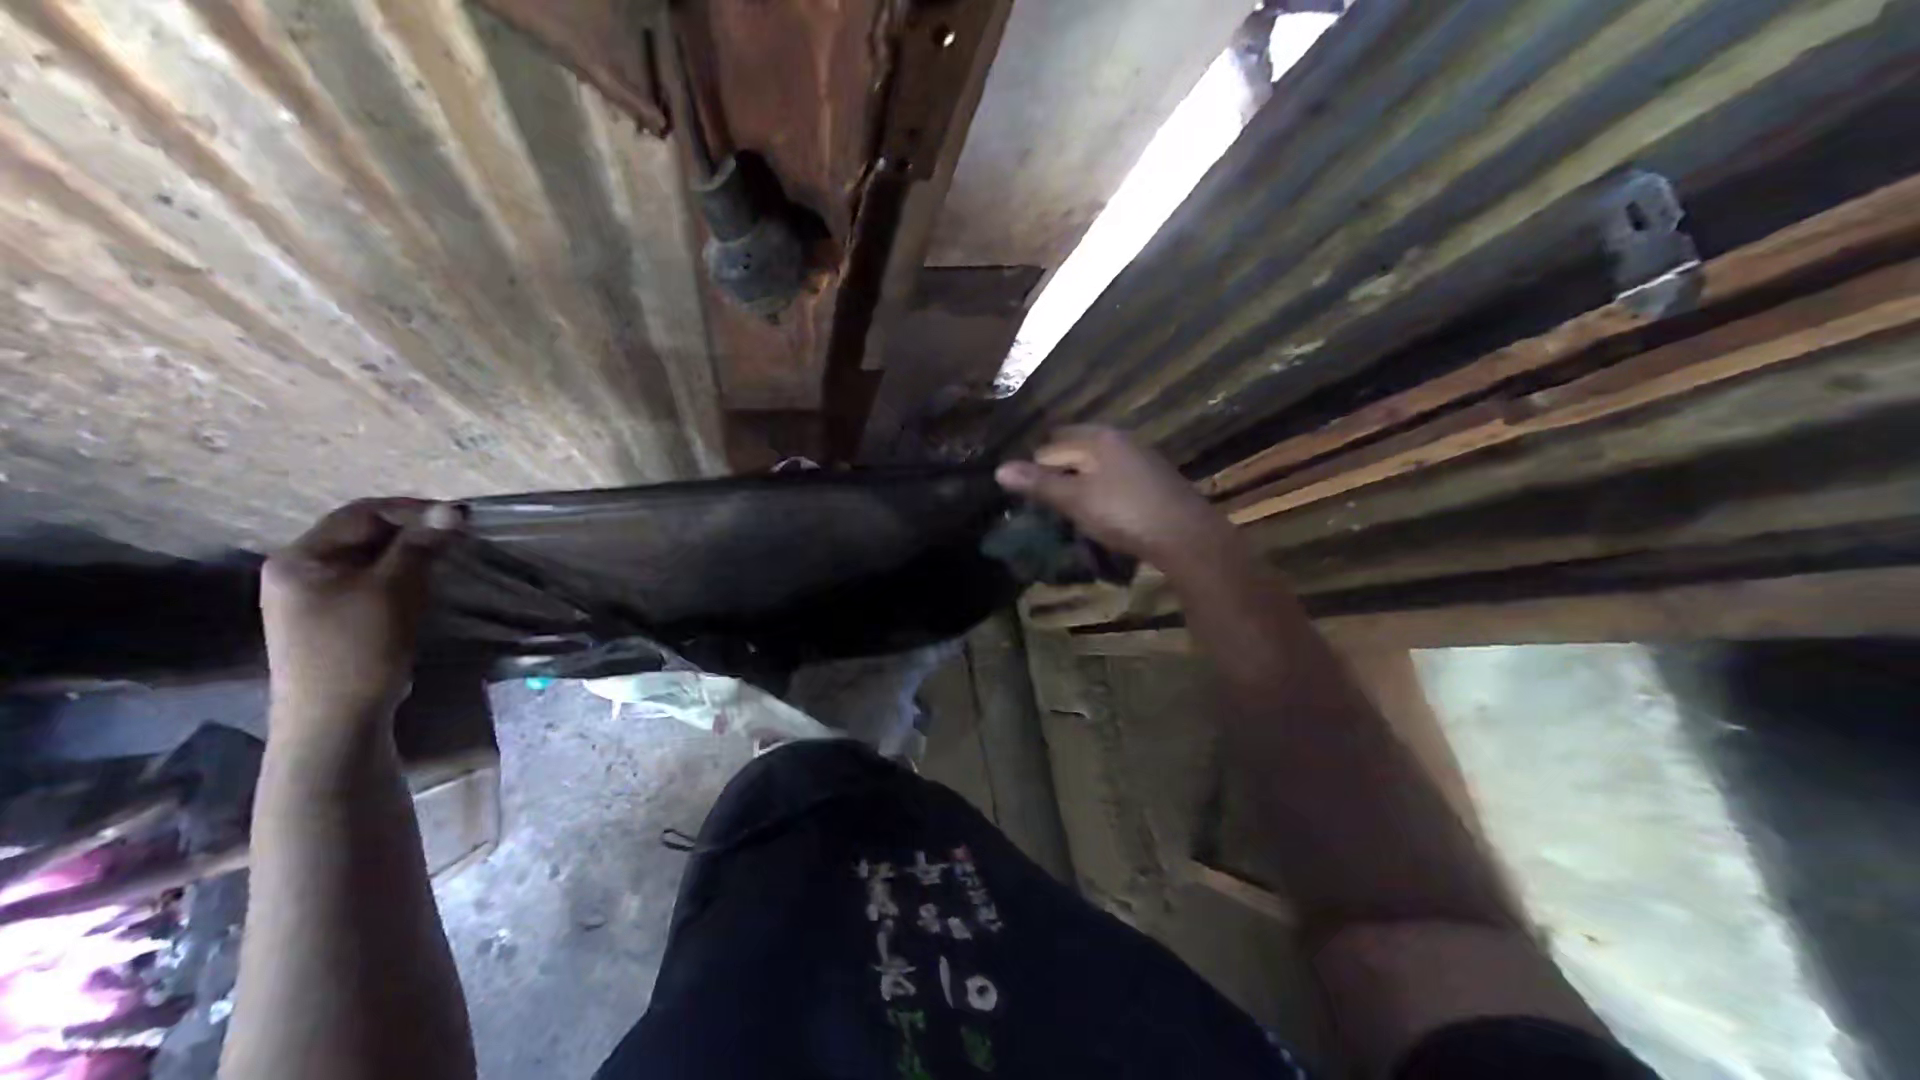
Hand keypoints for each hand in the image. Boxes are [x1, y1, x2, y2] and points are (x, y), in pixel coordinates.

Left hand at [261, 499, 462, 727]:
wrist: (335, 719)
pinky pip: (369, 585)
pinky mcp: (331, 620)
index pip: (361, 514)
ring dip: (409, 558)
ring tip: (446, 563)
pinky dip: (399, 580)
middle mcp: (298, 572)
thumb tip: (452, 510)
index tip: (458, 518)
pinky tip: (423, 591)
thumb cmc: (359, 647)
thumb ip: (420, 546)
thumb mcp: (394, 590)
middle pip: (363, 536)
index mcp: (300, 558)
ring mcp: (311, 598)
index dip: (412, 510)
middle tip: (457, 540)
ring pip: (369, 562)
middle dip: (412, 534)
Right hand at [995, 425, 1233, 566]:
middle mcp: (1122, 440)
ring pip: (1099, 464)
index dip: (1036, 465)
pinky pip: (1116, 478)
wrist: (1186, 536)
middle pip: (1078, 449)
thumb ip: (1039, 483)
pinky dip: (1102, 490)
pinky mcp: (1155, 481)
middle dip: (1058, 470)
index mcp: (1099, 438)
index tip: (1027, 492)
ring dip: (1081, 482)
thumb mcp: (1075, 500)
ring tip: (1068, 509)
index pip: (1053, 442)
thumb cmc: (1124, 513)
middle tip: (1044, 501)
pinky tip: (1101, 512)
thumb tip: (1000, 469)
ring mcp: (1142, 459)